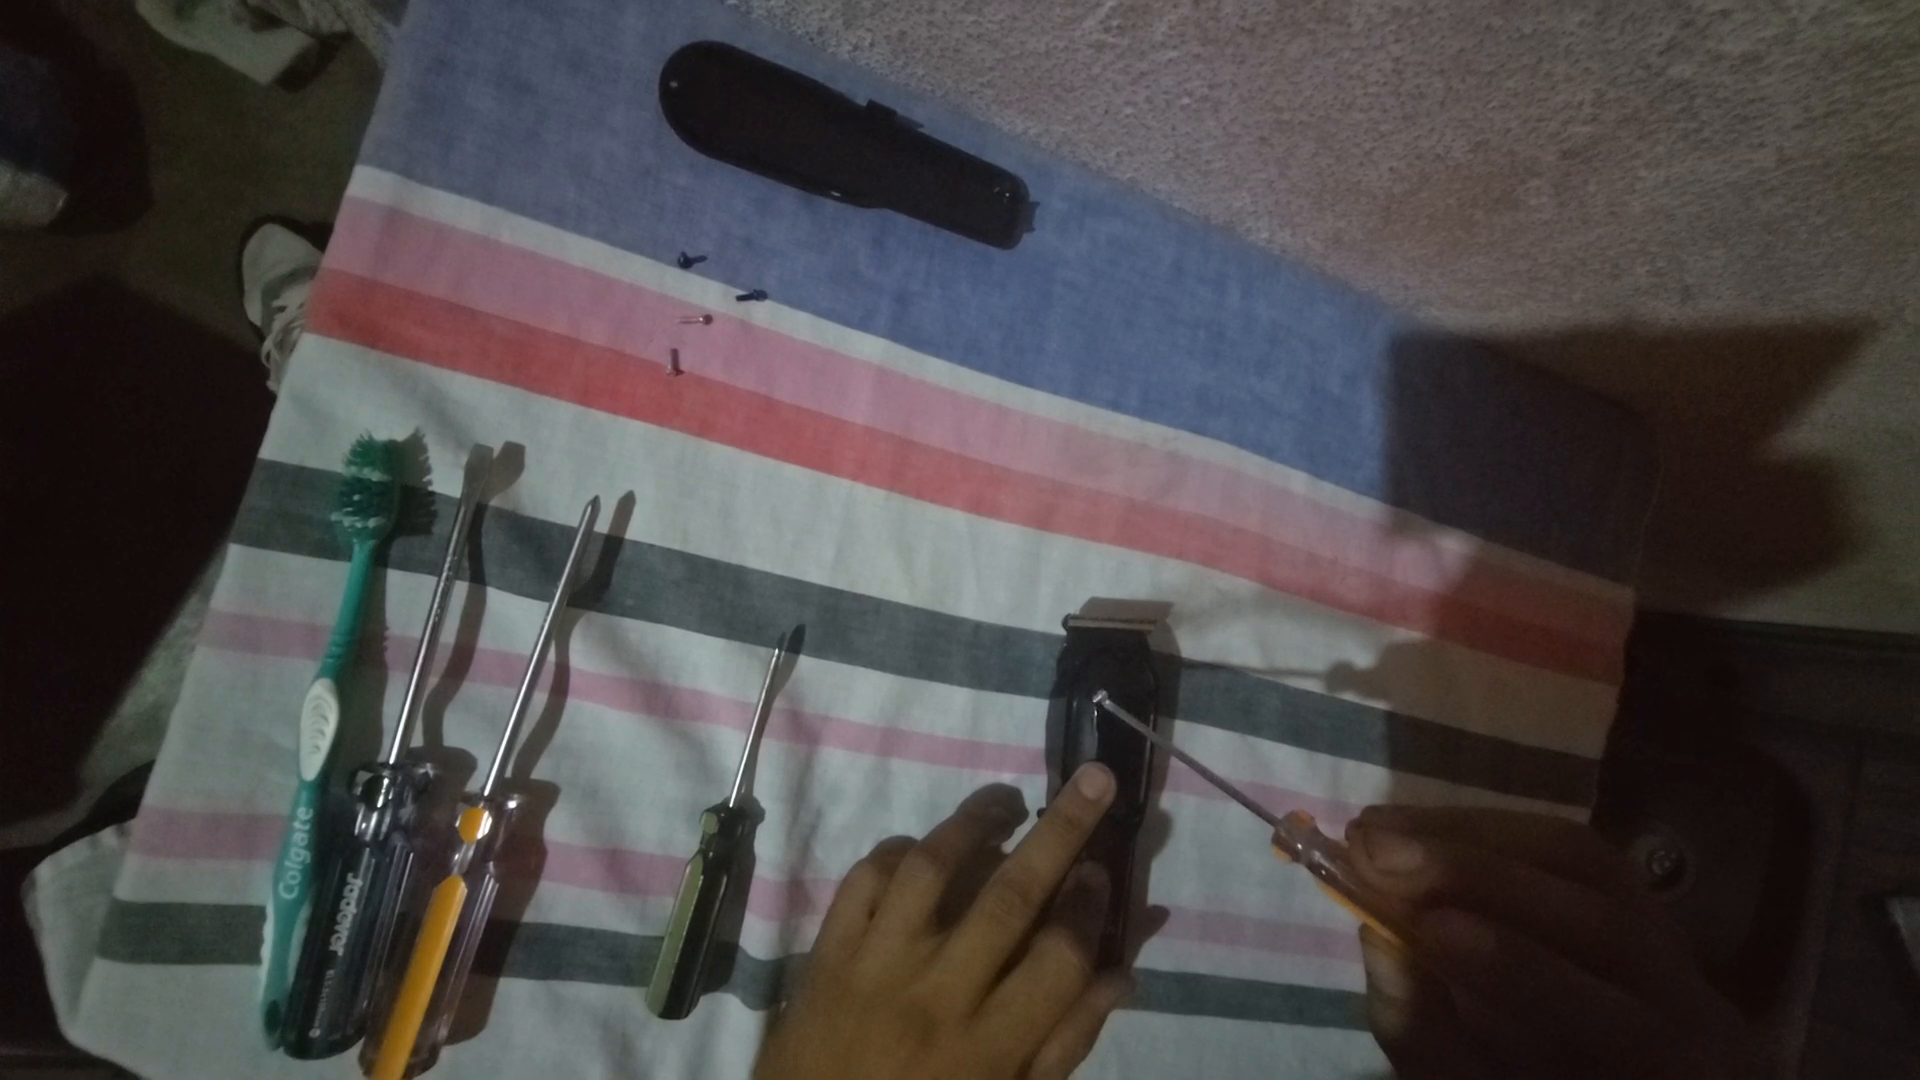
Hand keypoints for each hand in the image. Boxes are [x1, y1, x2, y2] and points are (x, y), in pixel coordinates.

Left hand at [755, 765, 1134, 1079]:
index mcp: (986, 1050)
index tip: (1101, 869)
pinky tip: (923, 847)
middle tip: (1091, 781)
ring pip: (931, 867)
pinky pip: (864, 879)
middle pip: (1008, 895)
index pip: (1057, 960)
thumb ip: (1063, 1042)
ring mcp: (875, 963)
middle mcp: (935, 995)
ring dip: (974, 821)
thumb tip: (1119, 971)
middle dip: (1060, 831)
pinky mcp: (829, 949)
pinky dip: (897, 850)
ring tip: (1006, 802)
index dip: (1090, 908)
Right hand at [1345, 806, 1760, 1079]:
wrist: (1566, 1071)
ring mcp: (1669, 942)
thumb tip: (1377, 939)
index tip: (1422, 928)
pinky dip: (1480, 826)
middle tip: (1370, 849)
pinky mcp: (1627, 896)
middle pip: (1605, 921)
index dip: (1518, 968)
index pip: (1621, 1025)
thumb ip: (1425, 1037)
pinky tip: (1416, 827)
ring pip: (1582, 860)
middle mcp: (1696, 1009)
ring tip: (1377, 828)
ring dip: (1465, 833)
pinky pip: (1564, 845)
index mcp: (1668, 1079)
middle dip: (1473, 875)